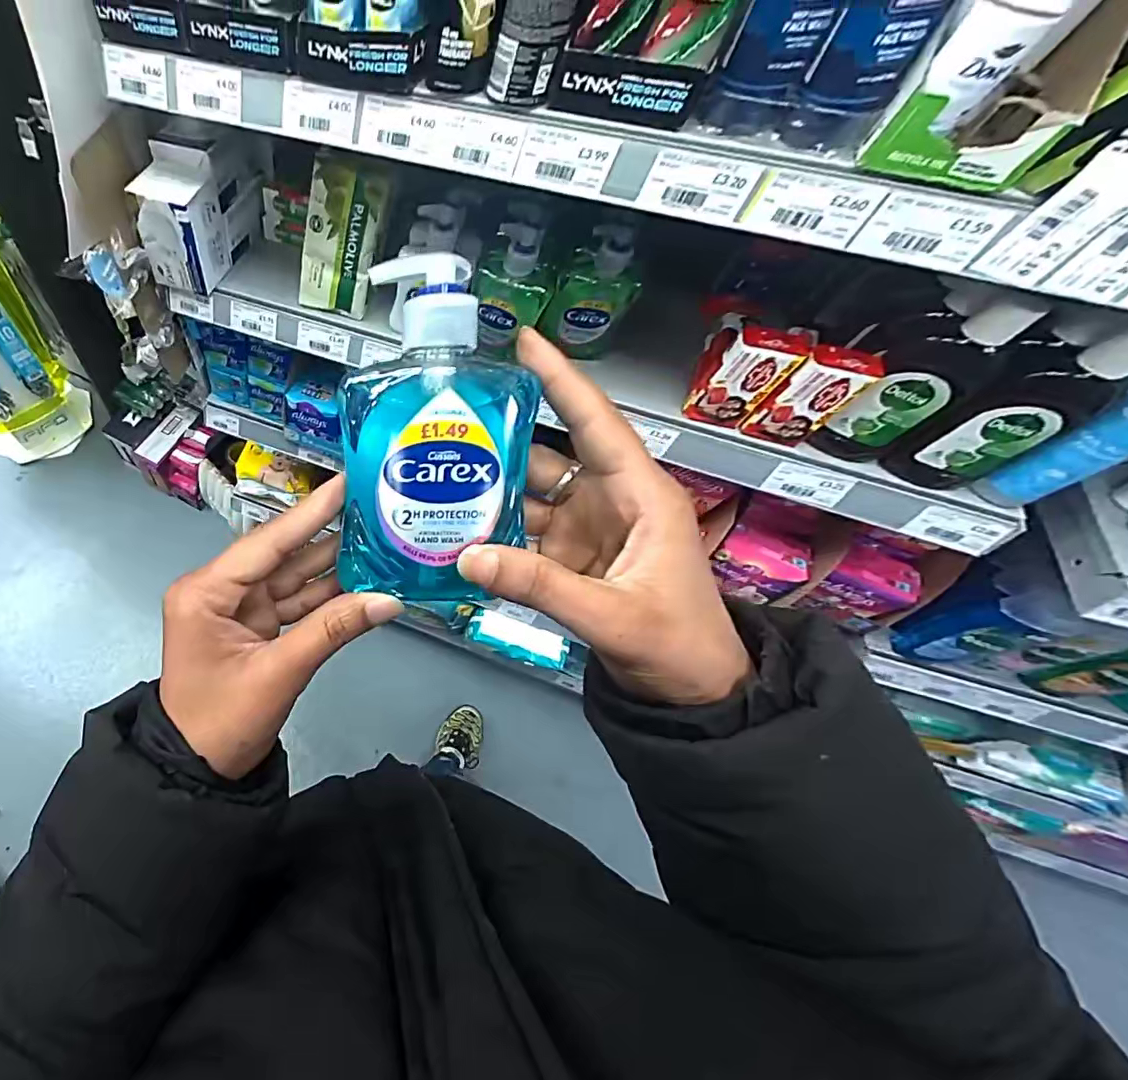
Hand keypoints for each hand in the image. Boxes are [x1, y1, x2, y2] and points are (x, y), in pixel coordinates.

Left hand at [160, 477, 403, 777]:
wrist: (196, 771)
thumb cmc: (220, 722)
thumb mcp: (277, 674)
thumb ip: (332, 631)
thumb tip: (388, 601)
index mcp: (207, 591)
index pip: (268, 543)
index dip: (310, 513)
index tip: (345, 482)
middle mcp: (220, 591)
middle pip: (282, 556)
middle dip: (328, 534)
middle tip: (374, 506)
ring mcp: (238, 609)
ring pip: (293, 579)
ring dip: (334, 566)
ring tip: (380, 539)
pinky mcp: (254, 627)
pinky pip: (295, 604)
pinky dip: (326, 598)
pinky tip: (362, 582)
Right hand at [456, 329, 751, 704]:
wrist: (692, 691)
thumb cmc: (678, 643)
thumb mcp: (611, 613)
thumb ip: (539, 585)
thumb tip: (467, 557)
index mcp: (638, 494)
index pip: (594, 423)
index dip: (560, 380)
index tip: (523, 343)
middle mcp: (606, 501)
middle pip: (546, 457)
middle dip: (501, 438)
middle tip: (449, 422)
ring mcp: (582, 530)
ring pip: (526, 496)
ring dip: (487, 490)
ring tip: (436, 477)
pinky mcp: (565, 558)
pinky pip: (519, 534)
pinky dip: (490, 533)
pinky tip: (455, 529)